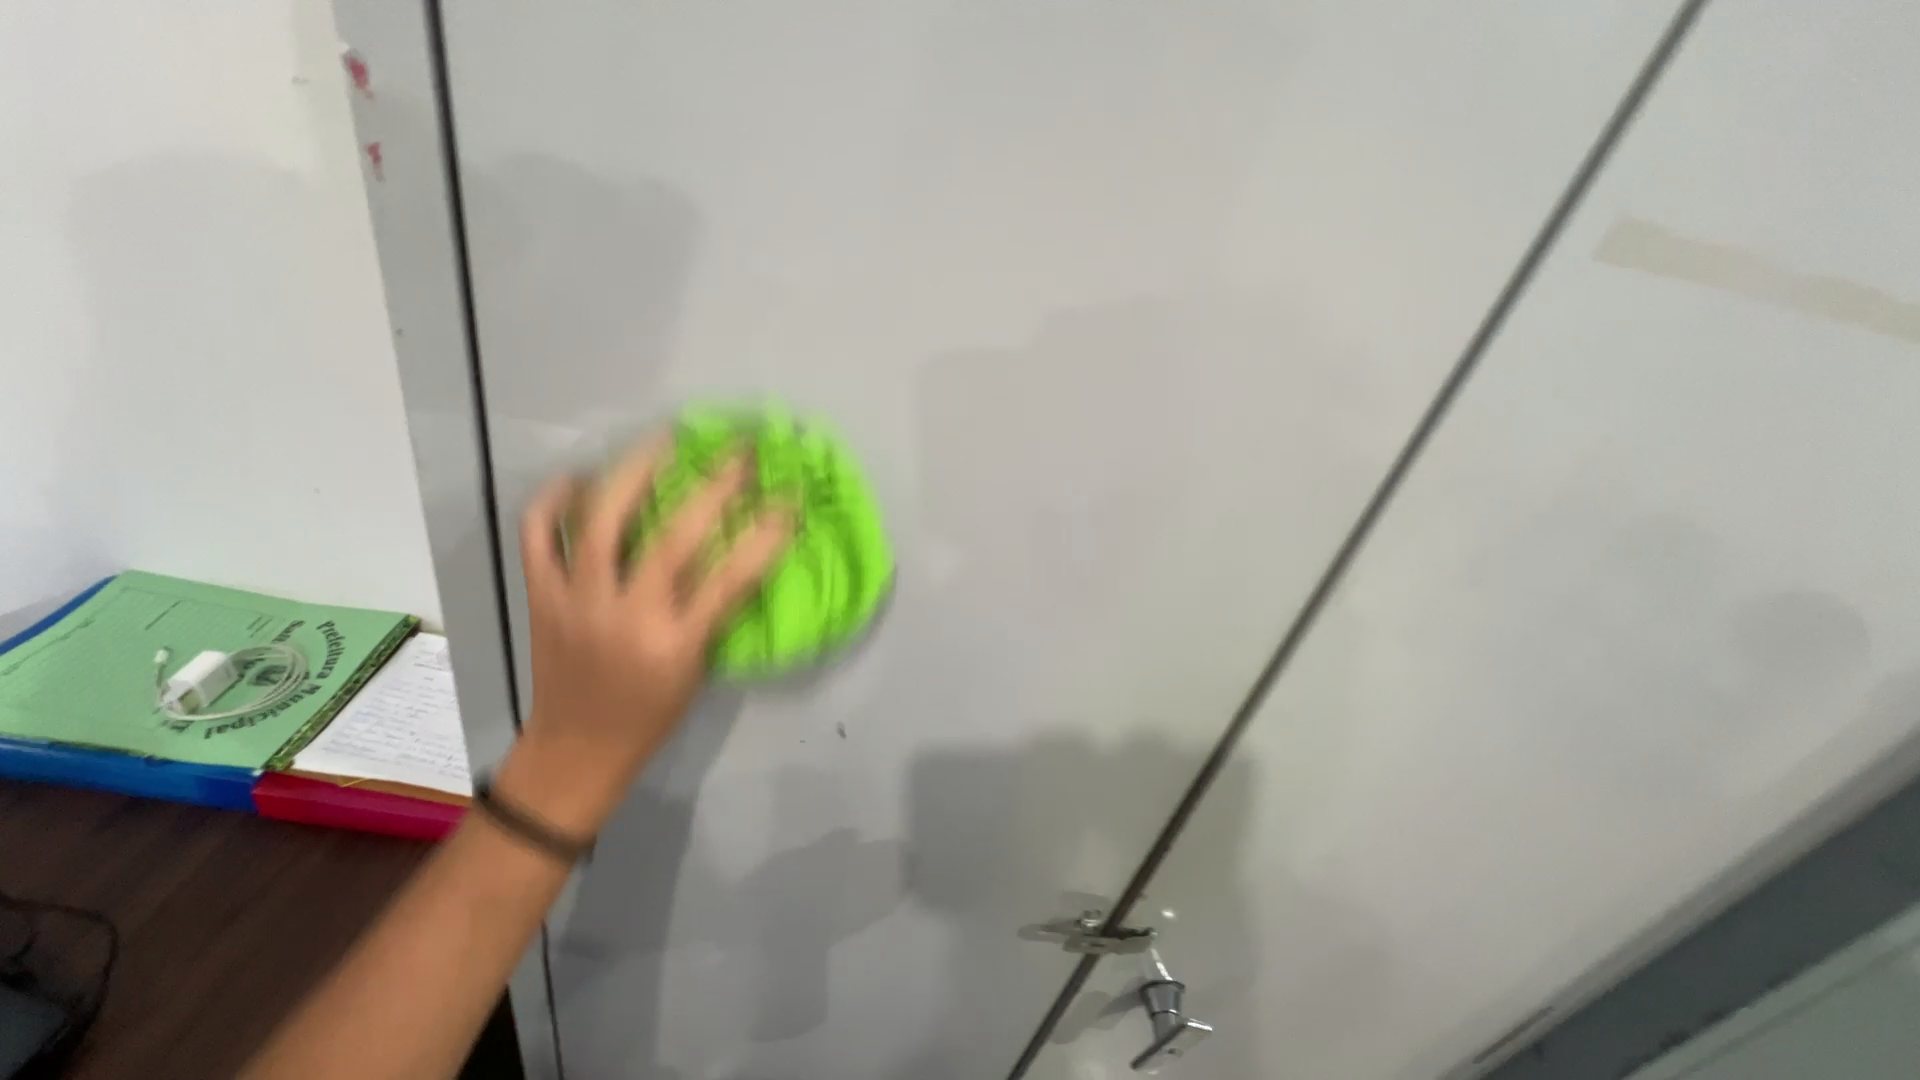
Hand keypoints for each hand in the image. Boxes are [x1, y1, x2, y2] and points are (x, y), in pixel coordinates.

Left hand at [495, 435, 792, 837]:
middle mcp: (626, 616)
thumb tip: (737, 551)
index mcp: (674, 644)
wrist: (575, 749)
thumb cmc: (650, 714)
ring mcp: (577, 601)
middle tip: (737, 452)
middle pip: (674, 539)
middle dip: (714, 488)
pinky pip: (538, 537)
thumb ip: (714, 613)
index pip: (731, 578)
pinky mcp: (542, 596)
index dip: (765, 534)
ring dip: (634, 472)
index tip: (789, 497)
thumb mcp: (698, 669)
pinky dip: (553, 501)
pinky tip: (578, 476)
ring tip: (662, 440)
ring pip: (602, 522)